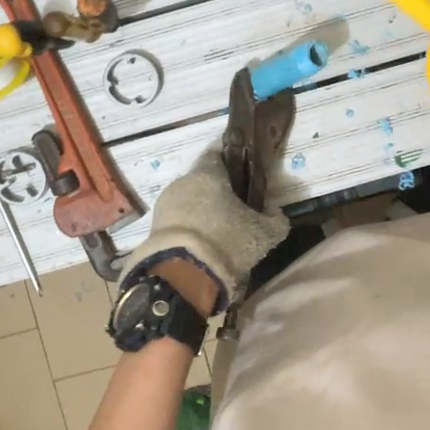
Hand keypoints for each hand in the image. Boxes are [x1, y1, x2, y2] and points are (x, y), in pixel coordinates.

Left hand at [117, 147, 290, 311]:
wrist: (183, 275)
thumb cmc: (227, 242)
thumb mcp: (264, 234)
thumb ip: (276, 220)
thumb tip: (276, 213)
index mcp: (208, 174)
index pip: (217, 153)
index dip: (231, 160)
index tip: (243, 173)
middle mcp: (182, 183)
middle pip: (202, 181)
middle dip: (217, 192)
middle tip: (235, 210)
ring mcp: (164, 205)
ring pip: (187, 202)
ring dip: (201, 212)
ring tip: (218, 233)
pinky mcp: (153, 229)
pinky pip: (176, 223)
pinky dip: (188, 230)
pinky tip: (202, 246)